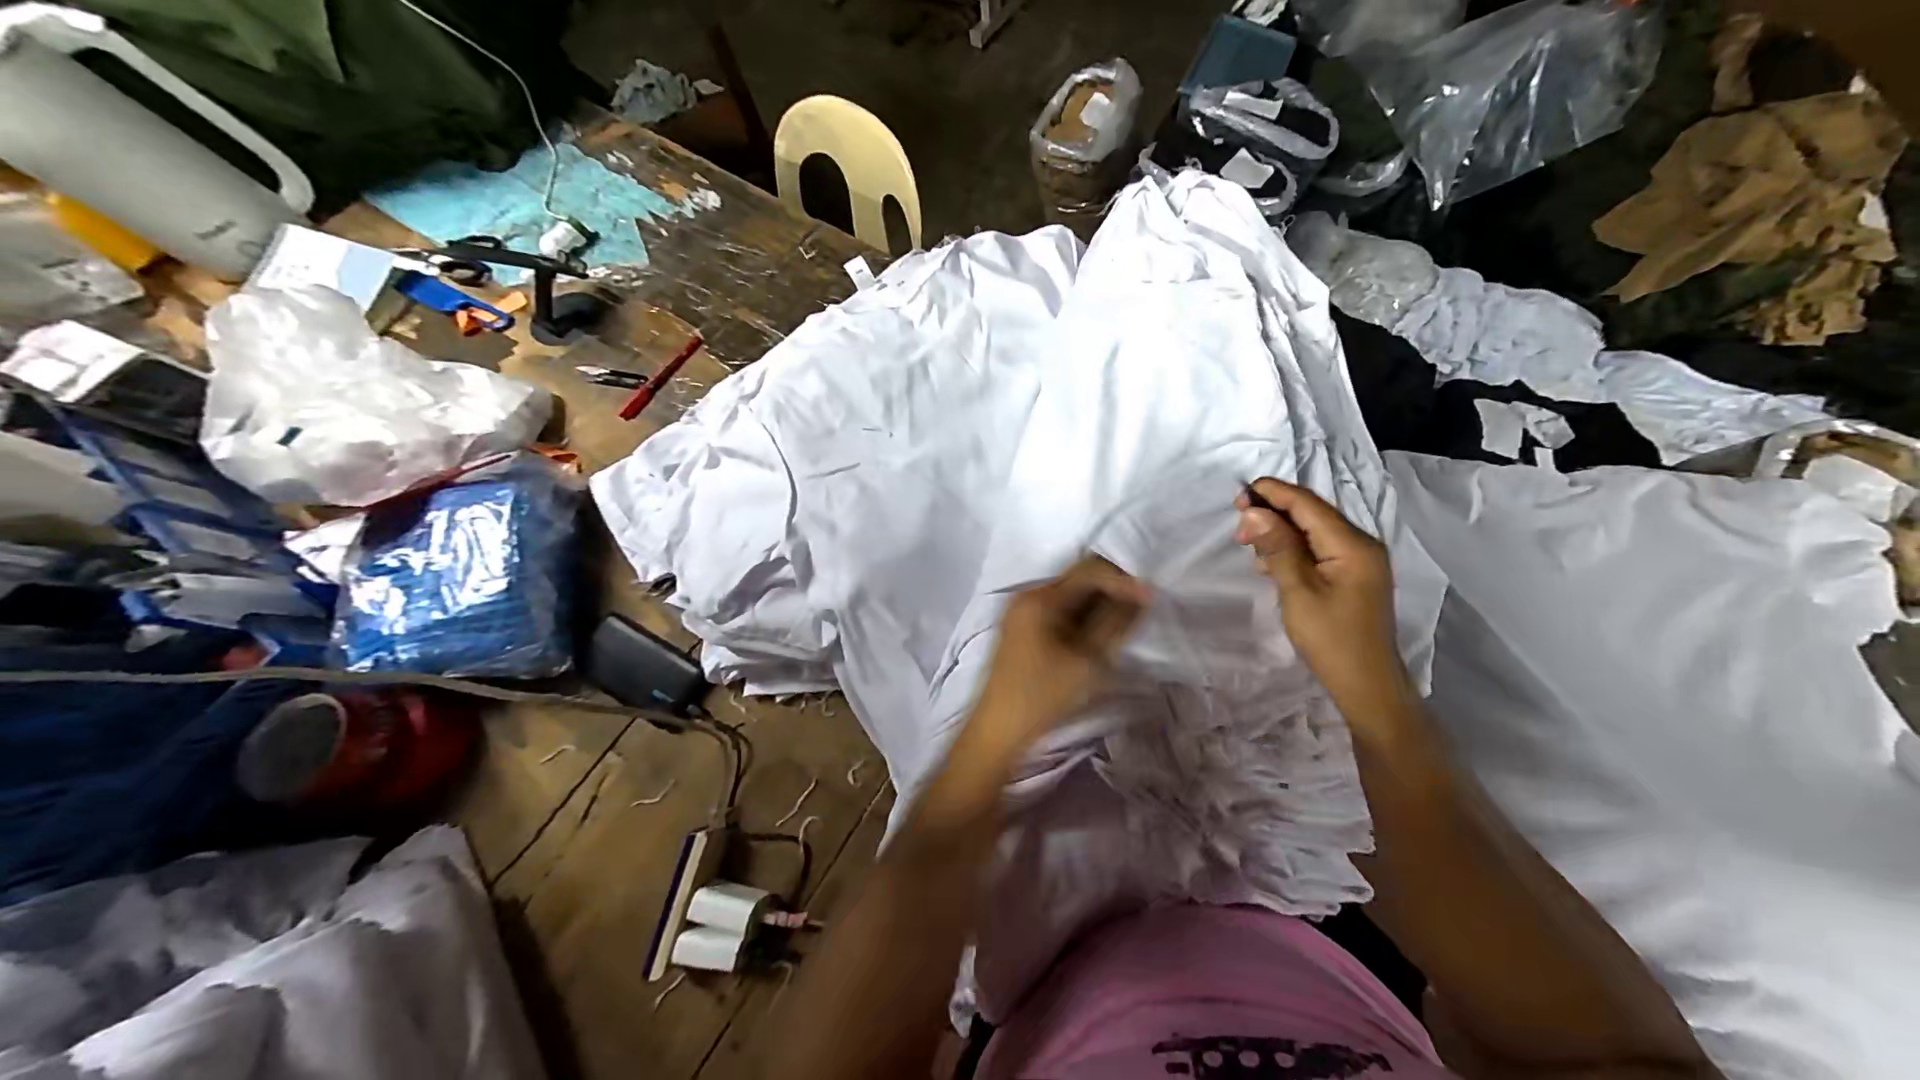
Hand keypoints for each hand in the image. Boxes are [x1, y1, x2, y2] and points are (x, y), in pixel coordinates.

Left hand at [972, 556, 1149, 751]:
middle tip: (1140, 609)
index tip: (1152, 599)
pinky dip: (1081, 615)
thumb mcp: (1089, 660)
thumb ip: (1116, 622)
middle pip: (1078, 578)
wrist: (999, 730)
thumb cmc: (1044, 696)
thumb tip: (1141, 594)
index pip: (1090, 571)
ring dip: (1098, 603)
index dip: (1124, 580)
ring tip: (1123, 622)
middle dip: (1112, 589)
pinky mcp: (1021, 627)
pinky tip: (1098, 633)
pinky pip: (1058, 608)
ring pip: (1069, 594)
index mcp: (1040, 597)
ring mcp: (1020, 610)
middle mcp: (1027, 594)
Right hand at [1235, 479, 1410, 708]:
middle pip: (1312, 513)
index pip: (1308, 505)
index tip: (1239, 493)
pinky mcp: (1351, 575)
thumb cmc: (1331, 640)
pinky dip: (1292, 548)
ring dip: (1280, 531)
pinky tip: (1271, 562)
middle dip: (1274, 512)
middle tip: (1239, 527)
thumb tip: (1254, 512)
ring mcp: (1359, 560)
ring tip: (1250, 545)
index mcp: (1353, 545)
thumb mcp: (1297, 592)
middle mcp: (1361, 544)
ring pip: (1313, 530)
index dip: (1273, 493)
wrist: (1367, 684)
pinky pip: (1318, 548)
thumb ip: (1277, 548)